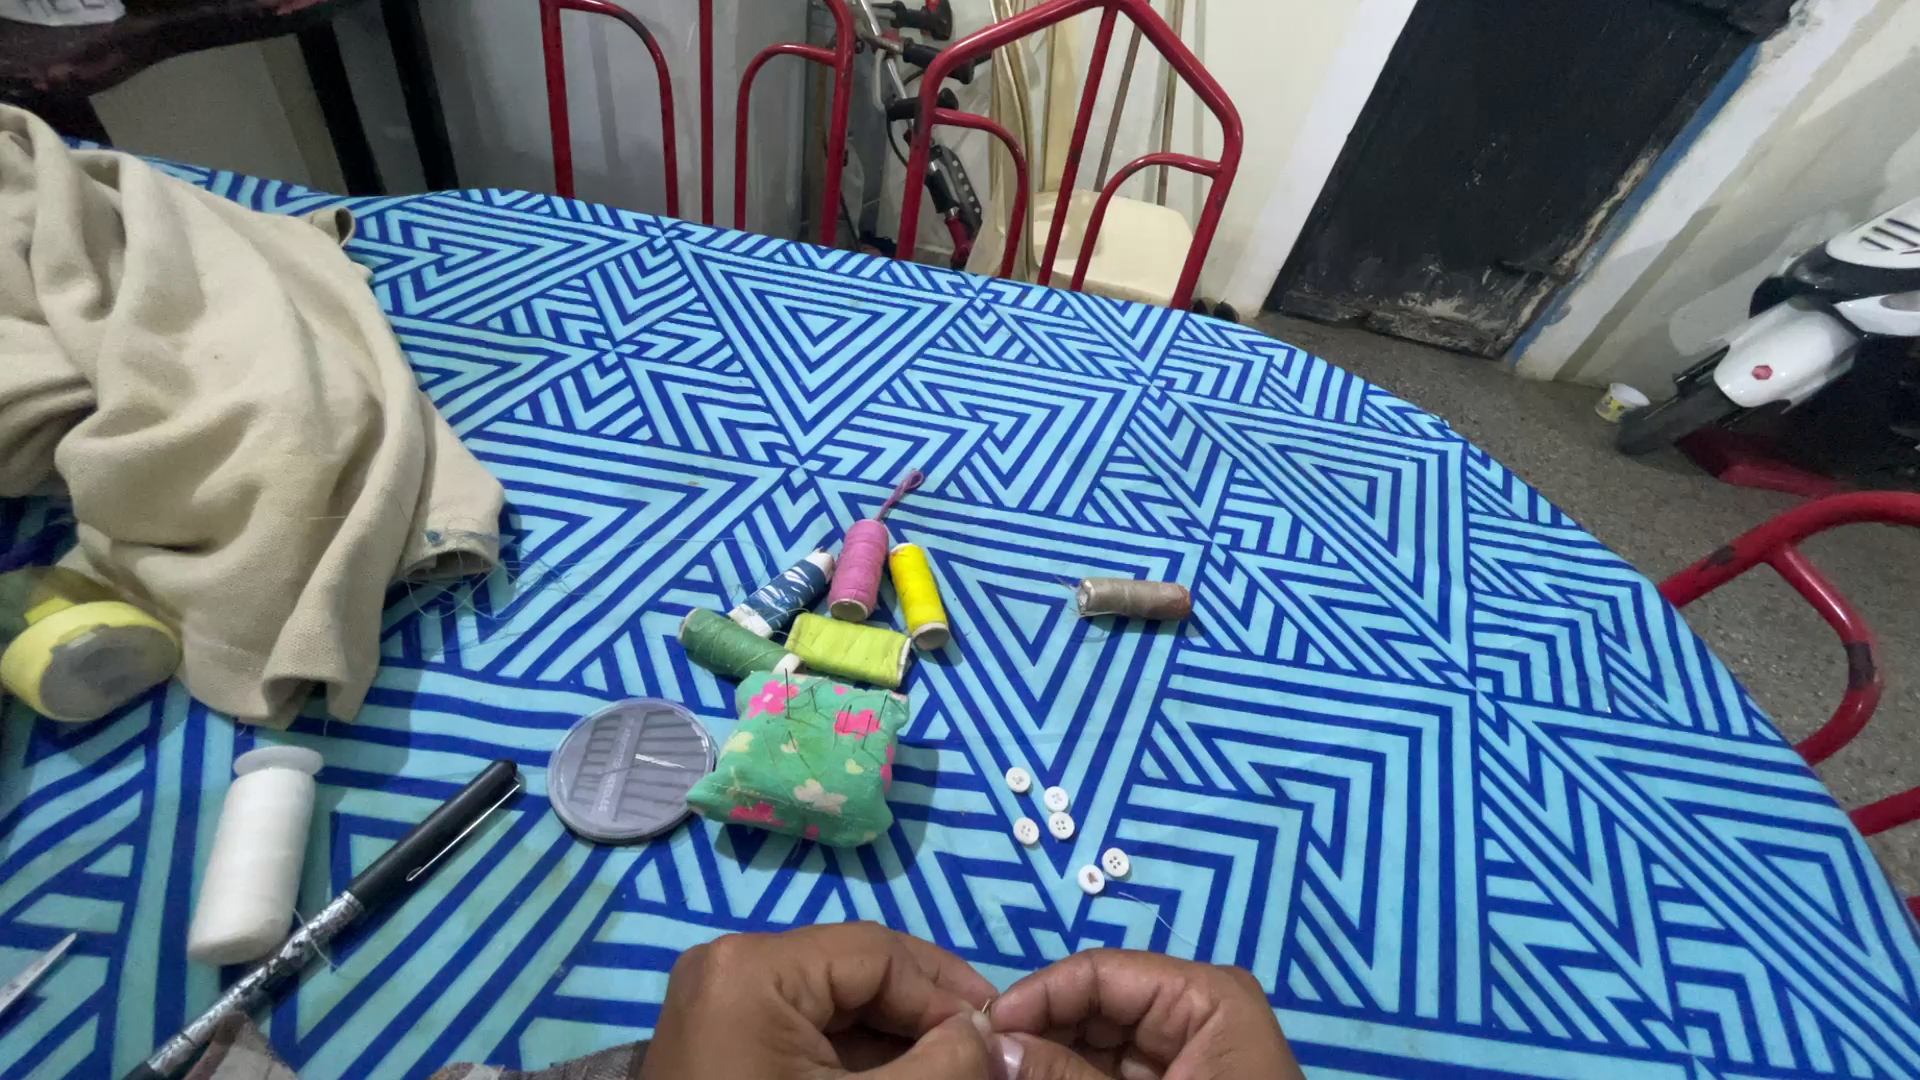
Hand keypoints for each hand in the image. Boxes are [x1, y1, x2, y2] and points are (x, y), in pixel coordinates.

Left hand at [640, 922, 1000, 1079]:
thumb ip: (941, 1066)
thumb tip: (990, 1031)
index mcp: (754, 968)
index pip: (875, 953)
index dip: (943, 990)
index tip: (996, 1028)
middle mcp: (731, 965)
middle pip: (854, 970)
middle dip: (922, 1010)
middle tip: (983, 1041)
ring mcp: (721, 1000)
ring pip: (835, 999)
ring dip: (895, 1032)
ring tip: (951, 1058)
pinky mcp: (723, 1034)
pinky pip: (806, 1025)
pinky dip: (856, 1052)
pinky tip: (902, 1071)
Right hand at [988, 950, 1303, 1079]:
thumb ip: (1065, 1078)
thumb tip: (989, 1044)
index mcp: (1204, 996)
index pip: (1102, 971)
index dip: (1039, 994)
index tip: (984, 1027)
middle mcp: (1193, 1013)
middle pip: (1095, 1006)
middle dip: (1040, 1032)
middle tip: (986, 1057)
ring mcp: (1184, 1054)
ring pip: (1095, 1043)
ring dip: (1049, 1059)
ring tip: (1003, 1069)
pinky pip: (1110, 1075)